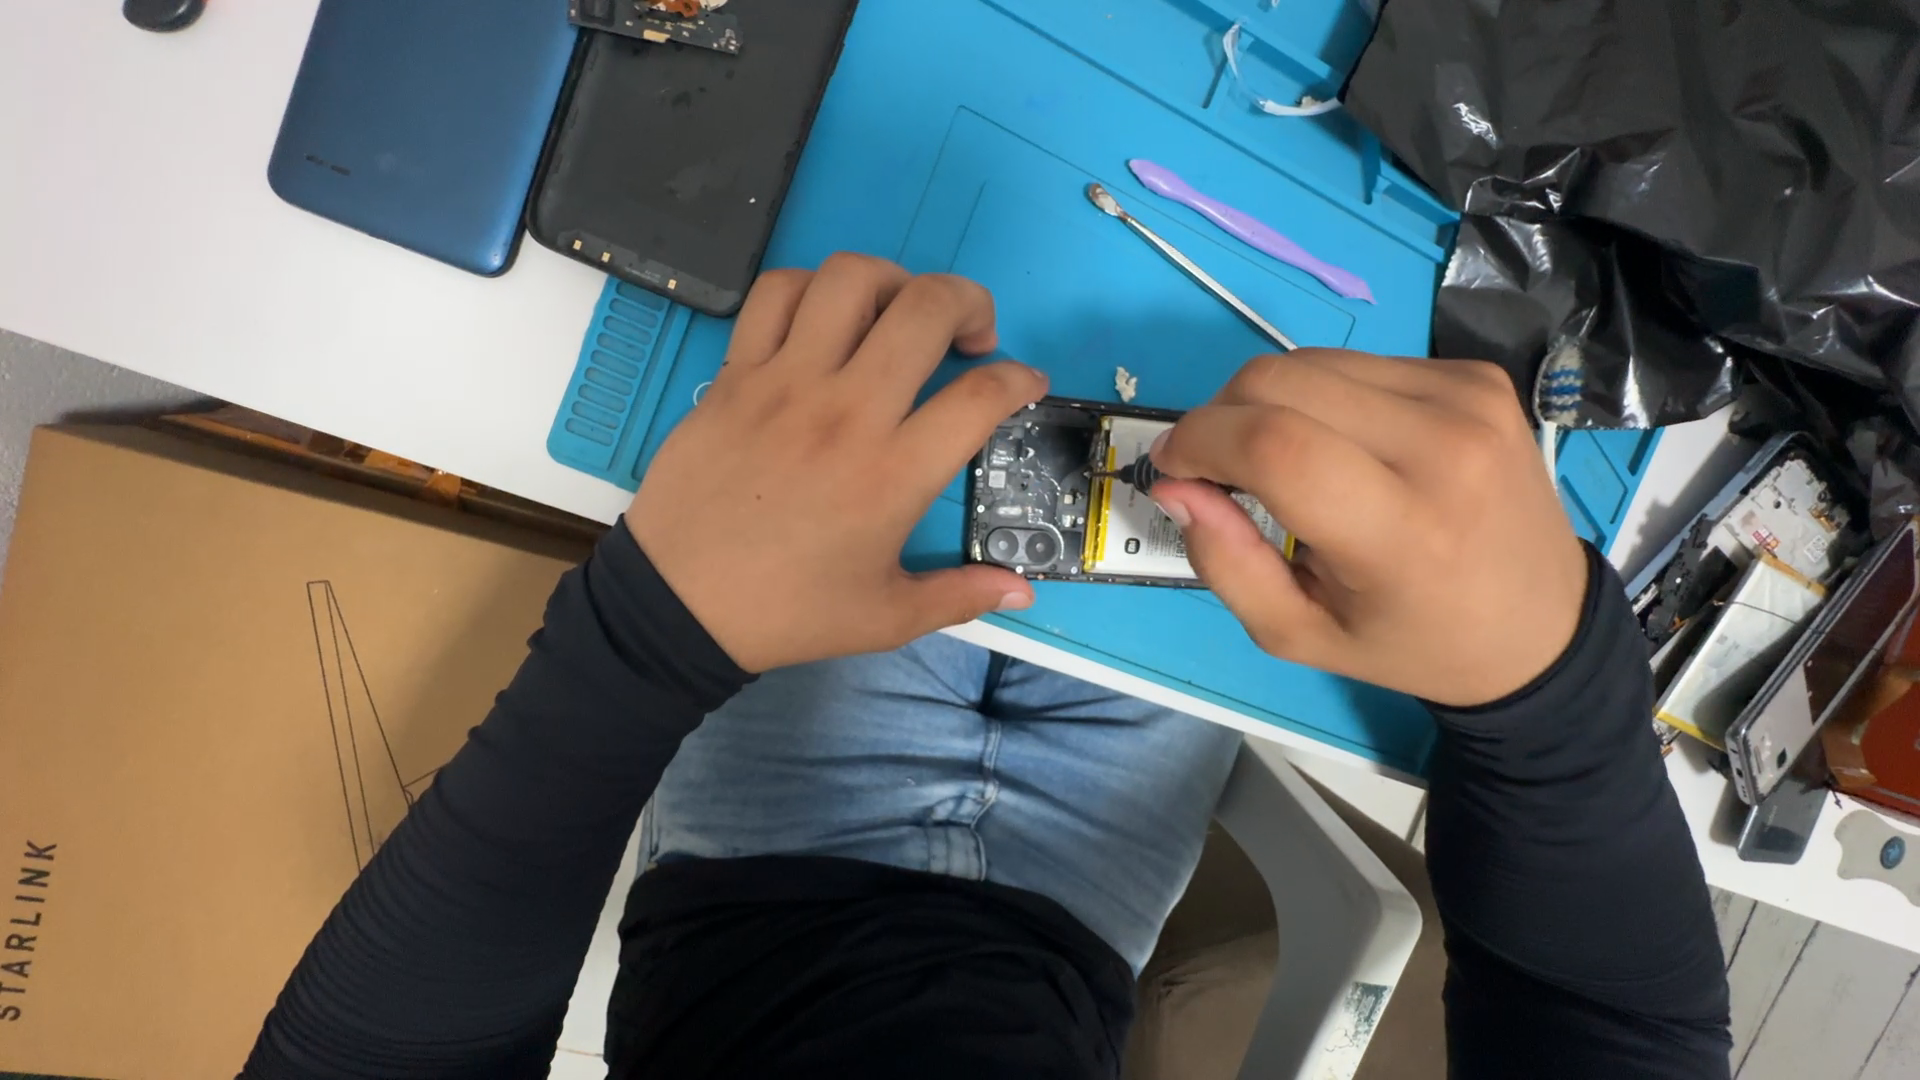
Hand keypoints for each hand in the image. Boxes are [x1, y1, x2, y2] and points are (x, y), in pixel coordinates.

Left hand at [626, 255, 1046, 672]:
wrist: (679, 605)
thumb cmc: (788, 611)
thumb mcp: (886, 618)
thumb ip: (962, 598)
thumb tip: (1023, 591)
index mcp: (894, 473)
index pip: (980, 397)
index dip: (1020, 379)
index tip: (1025, 383)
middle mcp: (848, 411)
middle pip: (926, 309)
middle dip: (970, 302)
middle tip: (972, 333)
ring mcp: (786, 383)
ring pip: (851, 280)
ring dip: (895, 281)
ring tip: (899, 314)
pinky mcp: (736, 374)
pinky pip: (777, 294)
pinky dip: (813, 287)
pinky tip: (826, 318)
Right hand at [1148, 349, 1587, 706]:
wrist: (1540, 623)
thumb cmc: (1407, 641)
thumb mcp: (1297, 633)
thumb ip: (1226, 564)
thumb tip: (1174, 486)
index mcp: (1401, 531)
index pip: (1275, 446)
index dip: (1200, 441)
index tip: (1172, 466)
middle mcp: (1443, 445)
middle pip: (1279, 383)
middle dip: (1217, 416)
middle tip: (1212, 465)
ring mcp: (1466, 398)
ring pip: (1307, 362)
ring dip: (1260, 403)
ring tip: (1268, 456)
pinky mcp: (1475, 376)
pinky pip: (1351, 363)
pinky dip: (1313, 396)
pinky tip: (1330, 441)